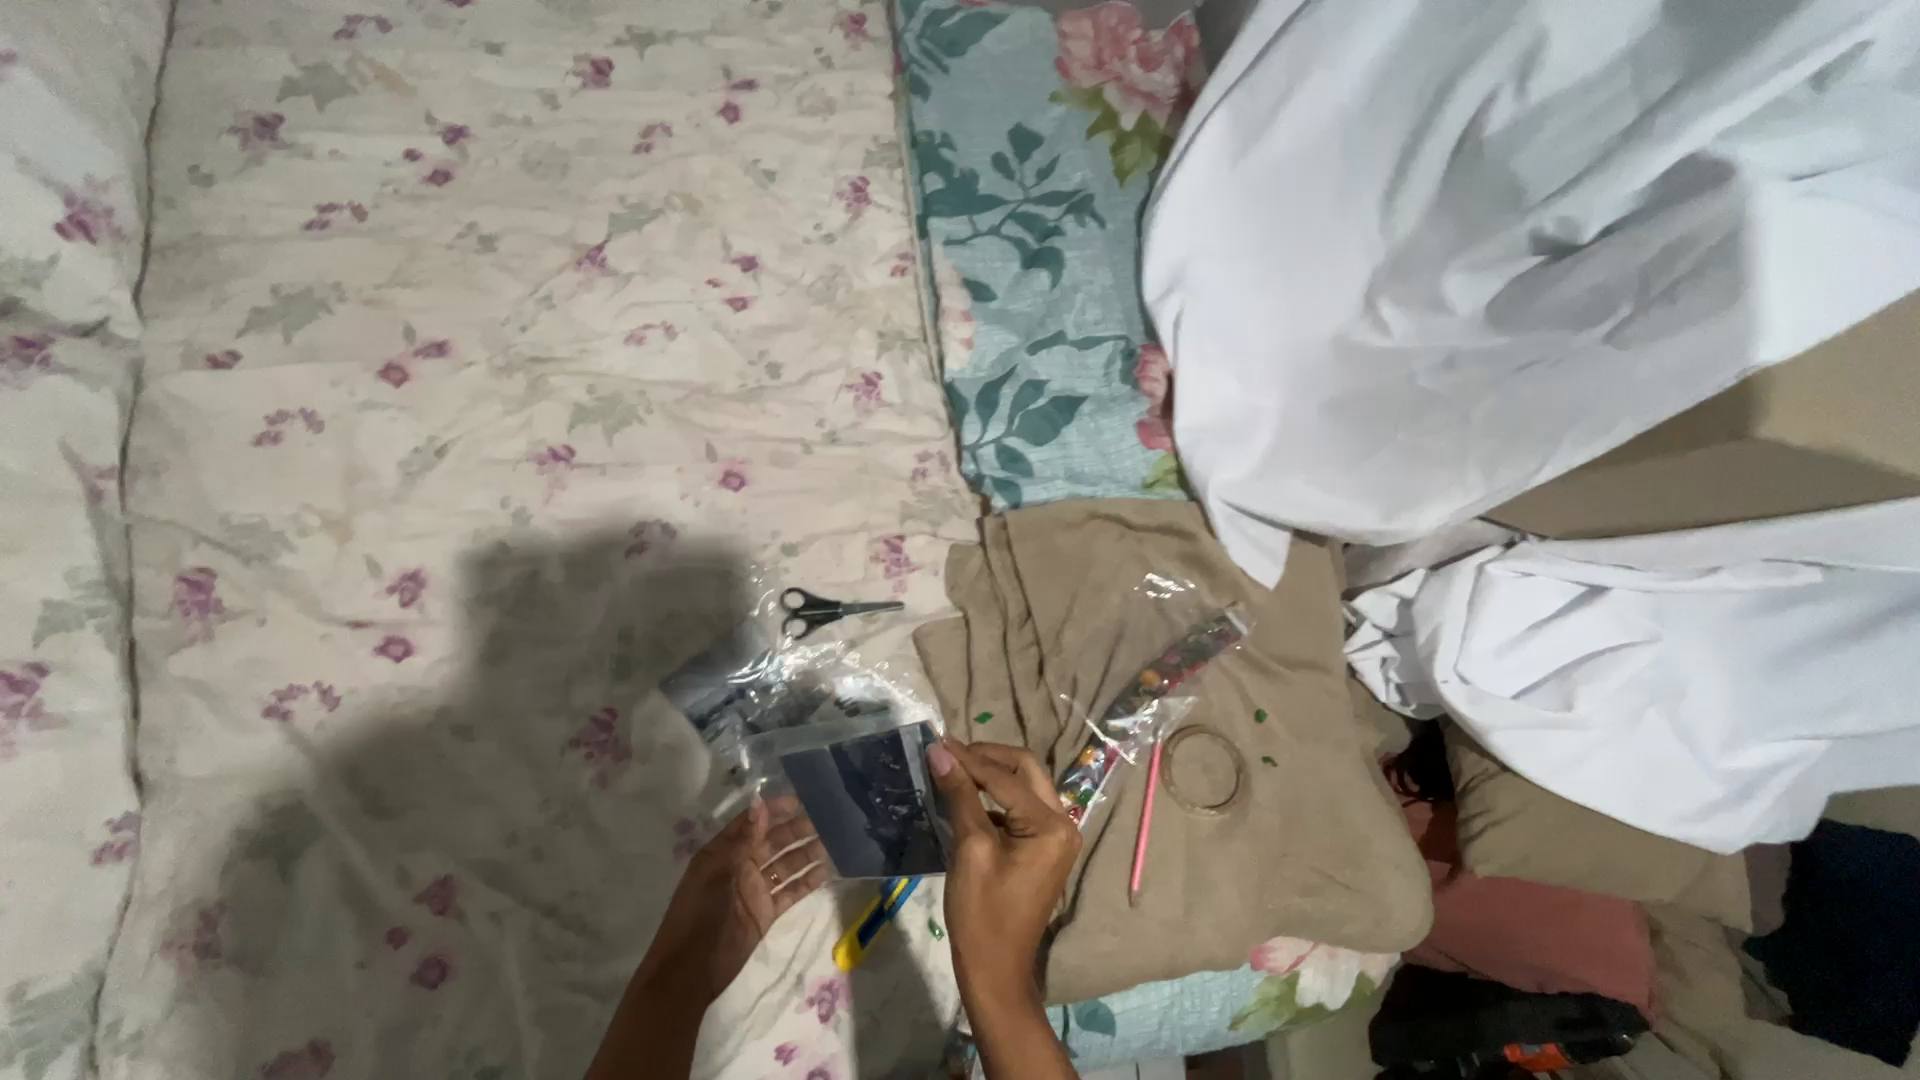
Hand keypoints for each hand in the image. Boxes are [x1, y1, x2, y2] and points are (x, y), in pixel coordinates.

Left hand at [637, 795, 830, 1002]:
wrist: (689, 971)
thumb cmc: (697, 915)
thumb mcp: (717, 873)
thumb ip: (743, 840)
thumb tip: (761, 804)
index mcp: (723, 852)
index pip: (753, 822)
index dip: (775, 810)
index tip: (802, 799)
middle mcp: (741, 865)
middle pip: (773, 842)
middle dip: (796, 830)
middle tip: (825, 820)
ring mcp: (755, 889)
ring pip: (785, 864)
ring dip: (806, 854)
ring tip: (831, 843)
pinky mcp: (766, 912)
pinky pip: (789, 891)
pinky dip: (806, 882)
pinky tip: (825, 872)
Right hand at [928, 738, 1081, 1009]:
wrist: (996, 969)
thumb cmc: (982, 913)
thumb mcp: (970, 849)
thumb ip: (960, 795)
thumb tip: (940, 751)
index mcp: (1051, 825)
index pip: (1005, 777)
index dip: (969, 758)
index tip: (937, 742)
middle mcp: (1063, 823)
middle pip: (1025, 769)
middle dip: (987, 757)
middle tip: (950, 752)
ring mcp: (1056, 835)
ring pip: (1025, 784)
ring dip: (991, 773)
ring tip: (953, 767)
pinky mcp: (1043, 846)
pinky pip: (1021, 805)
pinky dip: (995, 795)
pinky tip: (966, 794)